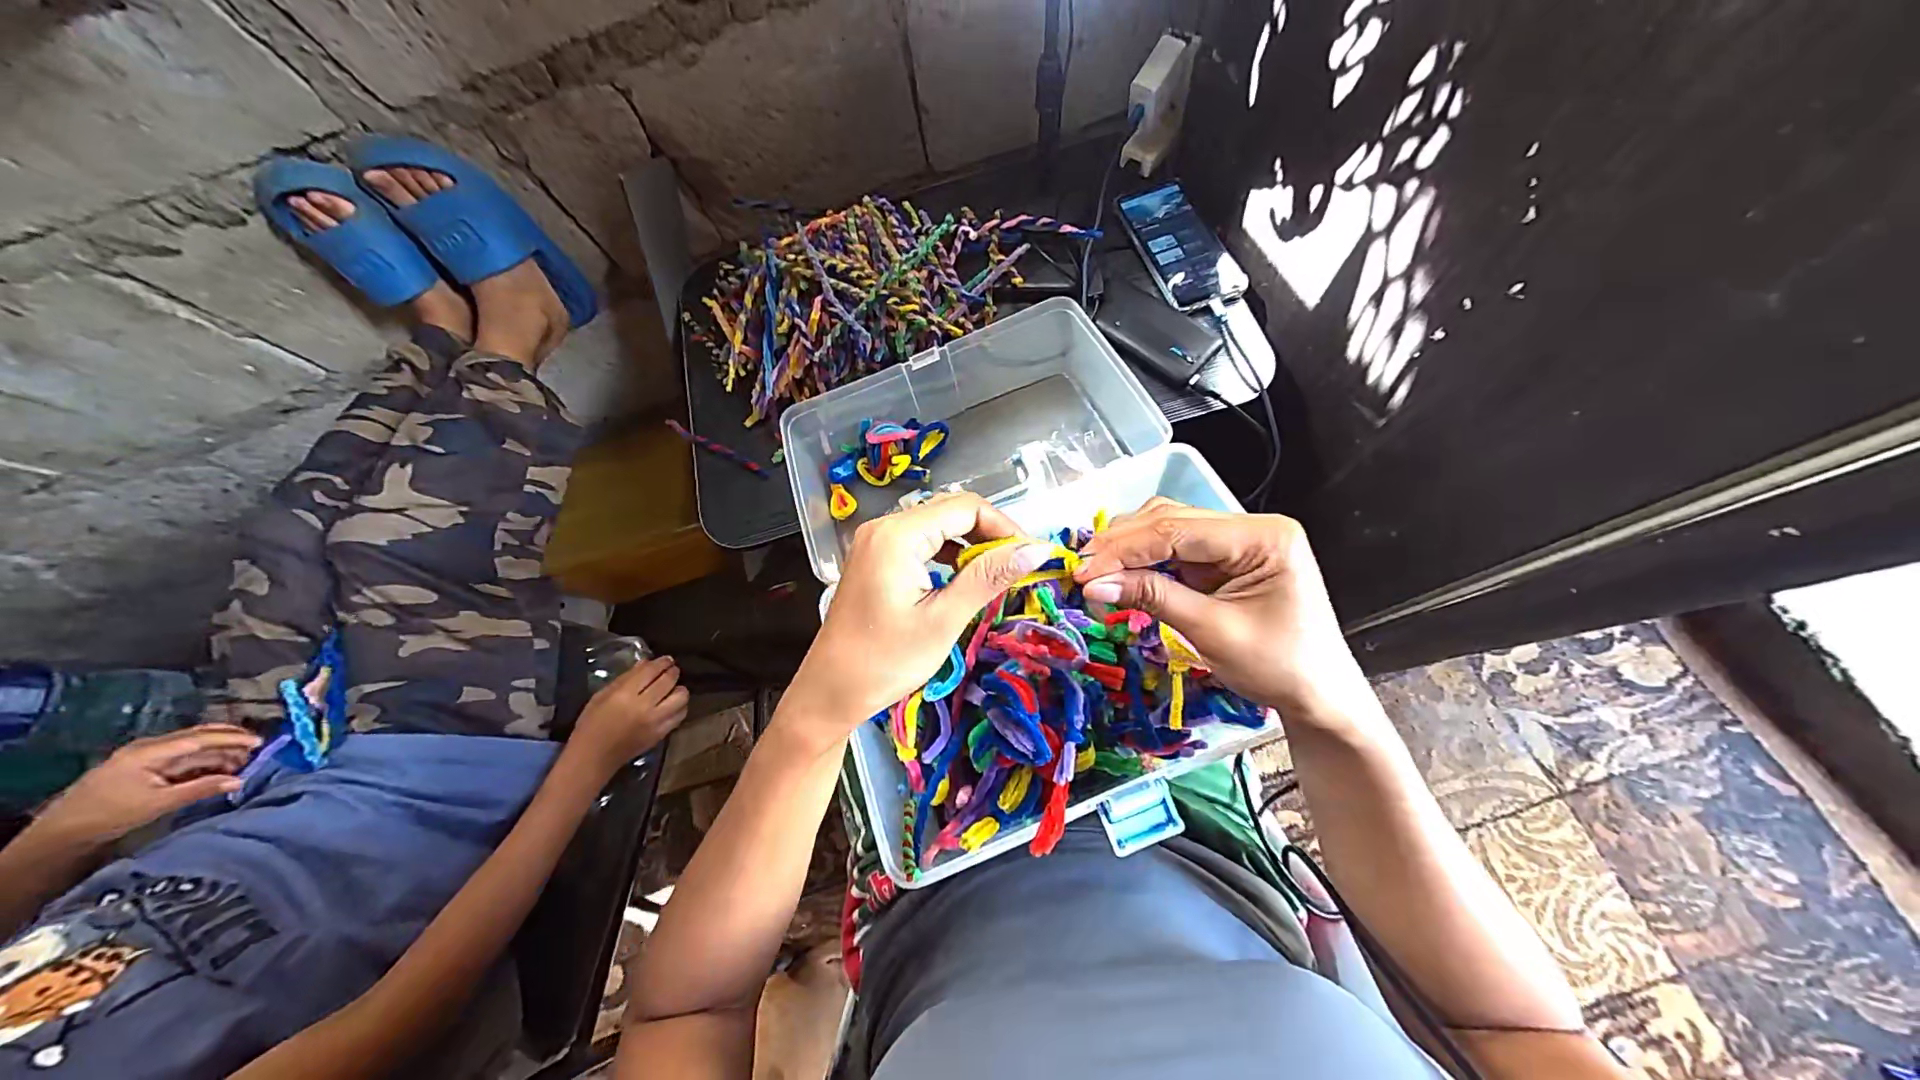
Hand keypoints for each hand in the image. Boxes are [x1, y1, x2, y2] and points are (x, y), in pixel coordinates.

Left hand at [37, 724, 261, 844]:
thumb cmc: (109, 815)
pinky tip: (219, 769)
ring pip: (193, 747)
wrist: (61, 834)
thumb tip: (240, 780)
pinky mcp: (145, 768)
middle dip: (230, 741)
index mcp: (150, 751)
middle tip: (258, 750)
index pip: (201, 738)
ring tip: (243, 762)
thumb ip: (201, 788)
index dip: (233, 739)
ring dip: (219, 753)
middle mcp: (150, 747)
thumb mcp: (158, 803)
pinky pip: (182, 758)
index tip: (262, 743)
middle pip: (199, 737)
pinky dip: (204, 761)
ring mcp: (145, 757)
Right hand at [570, 655, 689, 772]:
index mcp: (625, 695)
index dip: (662, 662)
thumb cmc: (591, 725)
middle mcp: (644, 707)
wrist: (593, 758)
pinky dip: (679, 707)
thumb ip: (625, 679)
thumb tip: (646, 663)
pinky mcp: (661, 734)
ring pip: (681, 698)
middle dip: (673, 672)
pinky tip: (672, 705)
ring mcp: (655, 722)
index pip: (651, 671)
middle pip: (669, 681)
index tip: (666, 660)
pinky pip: (680, 716)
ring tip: (672, 689)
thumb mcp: (601, 696)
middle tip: (671, 670)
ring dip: (679, 689)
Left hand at [784, 493, 1054, 737]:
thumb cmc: (884, 661)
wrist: (830, 690)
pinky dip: (947, 554)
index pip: (967, 507)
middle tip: (1019, 566)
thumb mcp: (943, 620)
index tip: (1032, 556)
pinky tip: (963, 577)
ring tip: (997, 574)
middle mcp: (883, 528)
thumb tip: (1036, 550)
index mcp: (898, 535)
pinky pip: (920, 542)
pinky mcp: (875, 559)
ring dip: (970, 543)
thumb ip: (988, 577)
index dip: (1006, 527)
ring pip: (937, 525)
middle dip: (990, 534)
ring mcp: (876, 542)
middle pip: (951, 510)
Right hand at [1073, 498, 1375, 720]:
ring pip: (1167, 528)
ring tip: (1093, 572)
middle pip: (1170, 519)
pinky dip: (1143, 562)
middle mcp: (1250, 527)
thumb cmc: (1278, 668)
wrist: (1318, 696)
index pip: (1177, 530)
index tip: (1082, 571)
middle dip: (1121, 545)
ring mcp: (1236, 541)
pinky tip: (1119, 574)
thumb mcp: (1212, 632)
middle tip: (1080, 571)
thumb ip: (1153, 598)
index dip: (1123, 550)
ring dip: (1128, 549)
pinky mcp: (1223, 559)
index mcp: (1262, 536)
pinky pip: (1174, 550)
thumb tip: (1093, 583)